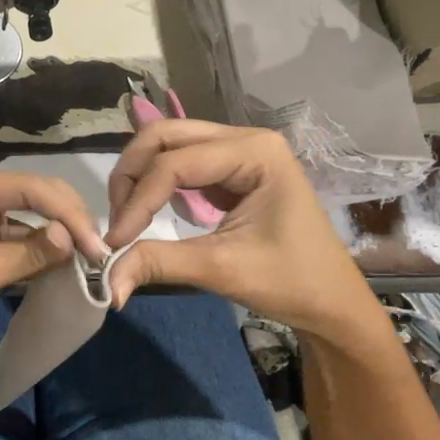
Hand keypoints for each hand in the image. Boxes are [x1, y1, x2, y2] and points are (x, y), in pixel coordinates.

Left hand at [0, 169, 108, 373]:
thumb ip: (29, 252)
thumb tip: (73, 237)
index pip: (29, 187)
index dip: (67, 212)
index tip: (95, 246)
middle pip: (38, 196)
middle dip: (70, 220)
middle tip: (100, 253)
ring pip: (38, 218)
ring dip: (65, 236)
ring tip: (94, 260)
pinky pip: (29, 240)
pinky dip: (51, 252)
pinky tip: (73, 265)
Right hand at [104, 120, 382, 343]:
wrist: (332, 303)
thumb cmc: (291, 283)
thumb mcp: (221, 270)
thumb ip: (158, 263)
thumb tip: (107, 281)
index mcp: (255, 152)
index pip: (174, 163)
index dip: (138, 201)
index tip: (114, 242)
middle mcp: (245, 138)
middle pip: (164, 136)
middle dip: (132, 175)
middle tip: (116, 219)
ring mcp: (238, 150)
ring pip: (166, 145)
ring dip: (138, 177)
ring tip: (128, 219)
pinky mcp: (229, 169)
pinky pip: (178, 162)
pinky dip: (154, 184)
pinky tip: (147, 213)